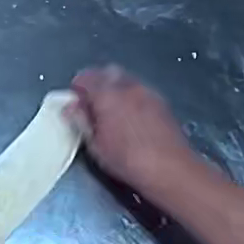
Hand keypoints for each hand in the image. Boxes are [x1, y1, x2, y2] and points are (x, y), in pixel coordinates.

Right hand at [67, 65, 224, 203]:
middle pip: (107, 72)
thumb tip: (71, 108)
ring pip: (125, 79)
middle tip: (91, 104)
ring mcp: (148, 93)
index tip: (75, 104)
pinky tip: (130, 117)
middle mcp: (128, 87)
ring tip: (111, 111)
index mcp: (107, 94)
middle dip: (96, 83)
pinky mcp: (162, 103)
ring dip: (114, 88)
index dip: (77, 89)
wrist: (172, 171)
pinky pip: (140, 90)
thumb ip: (81, 121)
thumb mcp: (95, 145)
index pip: (85, 77)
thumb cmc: (128, 161)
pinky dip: (130, 96)